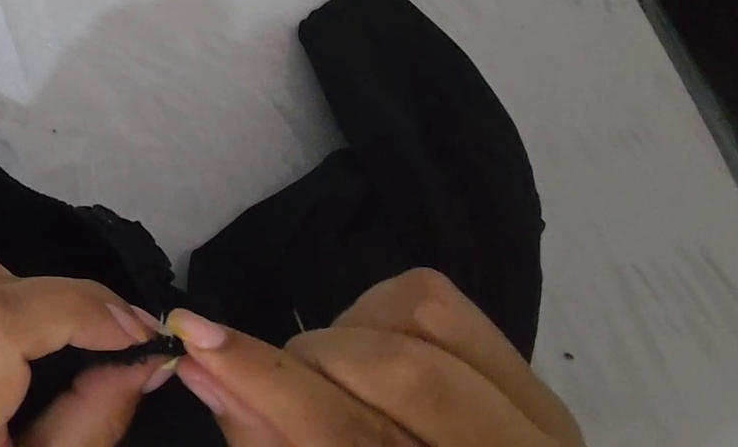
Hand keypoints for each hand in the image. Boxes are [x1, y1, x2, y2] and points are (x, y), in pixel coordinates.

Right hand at [170, 268, 584, 445]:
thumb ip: (260, 436)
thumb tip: (198, 362)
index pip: (350, 437)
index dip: (267, 380)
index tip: (192, 332)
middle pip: (399, 371)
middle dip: (309, 360)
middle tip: (275, 376)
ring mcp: (544, 426)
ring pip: (424, 321)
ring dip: (347, 337)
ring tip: (335, 375)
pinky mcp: (536, 387)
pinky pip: (438, 304)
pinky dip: (381, 314)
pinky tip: (375, 356)